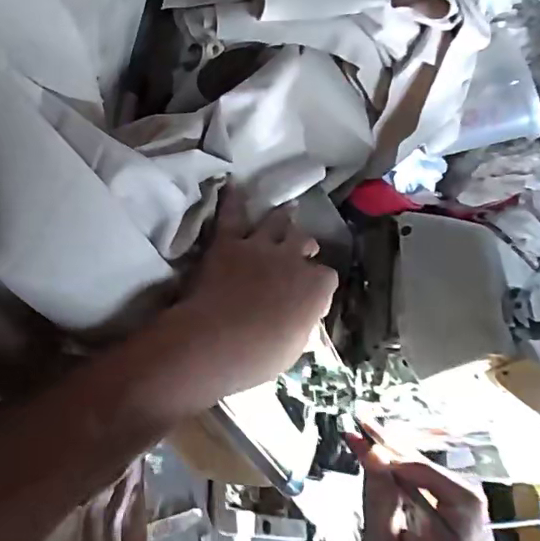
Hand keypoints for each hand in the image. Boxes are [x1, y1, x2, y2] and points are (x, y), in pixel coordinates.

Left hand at [158, 188, 337, 406]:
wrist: (213, 339)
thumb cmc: (257, 356)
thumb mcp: (293, 346)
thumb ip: (300, 321)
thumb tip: (300, 314)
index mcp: (316, 288)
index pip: (325, 276)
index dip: (316, 283)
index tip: (308, 292)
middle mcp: (292, 259)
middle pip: (303, 241)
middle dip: (303, 245)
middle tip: (300, 247)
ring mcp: (259, 246)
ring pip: (276, 222)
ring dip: (282, 218)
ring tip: (287, 211)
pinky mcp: (227, 242)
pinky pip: (232, 214)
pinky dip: (233, 199)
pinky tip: (232, 185)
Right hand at [349, 431, 503, 540]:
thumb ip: (378, 500)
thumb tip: (370, 451)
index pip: (459, 495)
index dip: (421, 468)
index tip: (379, 453)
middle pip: (452, 486)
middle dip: (409, 458)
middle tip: (366, 432)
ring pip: (444, 490)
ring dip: (408, 466)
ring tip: (369, 444)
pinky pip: (437, 502)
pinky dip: (411, 483)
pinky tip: (384, 469)